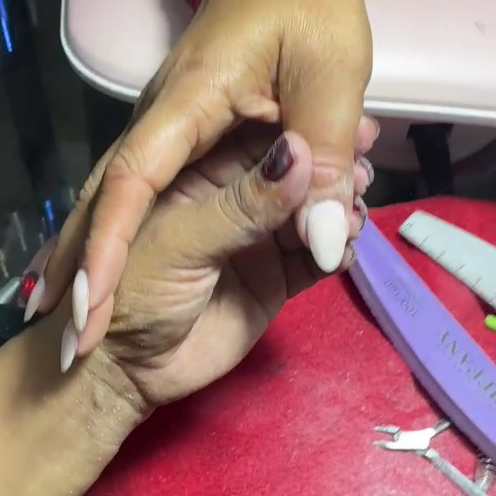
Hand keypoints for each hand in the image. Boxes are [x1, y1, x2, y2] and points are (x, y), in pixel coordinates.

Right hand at [37, 0, 375, 365]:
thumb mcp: (328, 75)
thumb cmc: (302, 3)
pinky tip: (181, 273)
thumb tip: (326, 243)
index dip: (101, 252)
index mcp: (184, 107)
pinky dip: (166, 246)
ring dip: (113, 270)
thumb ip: (328, 158)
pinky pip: (183, 208)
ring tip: (95, 324)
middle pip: (109, 211)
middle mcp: (163, 134)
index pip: (129, 185)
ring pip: (131, 216)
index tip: (81, 317)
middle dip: (88, 280)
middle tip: (76, 342)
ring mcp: (174, 148)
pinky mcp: (195, 159)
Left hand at [74, 126, 327, 416]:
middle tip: (363, 171)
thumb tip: (302, 153)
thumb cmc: (136, 295)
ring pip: (309, 212)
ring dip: (336, 211)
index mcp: (194, 173)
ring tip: (355, 215)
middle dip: (329, 170)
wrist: (131, 371)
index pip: (254, 139)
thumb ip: (242, 204)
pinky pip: (314, 256)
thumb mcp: (183, 242)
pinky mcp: (275, 276)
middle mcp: (230, 196)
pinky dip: (334, 251)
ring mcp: (256, 236)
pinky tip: (344, 252)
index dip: (300, 130)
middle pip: (292, 172)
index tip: (347, 124)